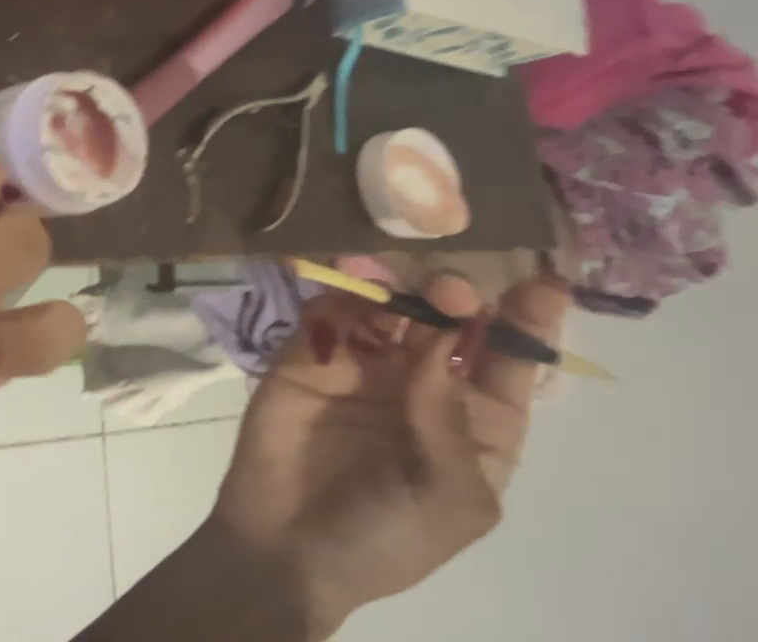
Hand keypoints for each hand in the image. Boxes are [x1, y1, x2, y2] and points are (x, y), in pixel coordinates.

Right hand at [209, 270, 571, 627]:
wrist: (284, 545)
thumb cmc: (386, 535)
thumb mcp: (450, 496)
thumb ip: (448, 416)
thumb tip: (440, 338)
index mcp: (472, 426)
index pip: (505, 364)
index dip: (525, 323)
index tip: (541, 282)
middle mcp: (418, 386)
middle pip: (444, 324)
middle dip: (452, 298)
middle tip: (447, 290)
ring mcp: (357, 367)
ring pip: (384, 307)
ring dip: (393, 285)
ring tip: (384, 278)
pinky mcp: (303, 355)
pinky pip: (324, 312)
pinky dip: (335, 290)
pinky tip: (342, 282)